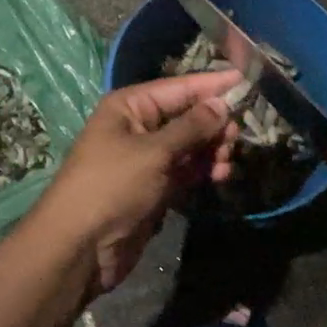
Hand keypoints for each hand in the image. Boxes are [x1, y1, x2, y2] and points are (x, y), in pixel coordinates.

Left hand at [30, 70, 241, 292]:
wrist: (80, 247)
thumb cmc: (112, 187)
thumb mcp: (153, 152)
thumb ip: (190, 127)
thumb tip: (220, 104)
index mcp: (129, 107)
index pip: (178, 88)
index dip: (211, 85)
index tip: (246, 79)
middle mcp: (138, 127)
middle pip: (186, 116)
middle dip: (214, 123)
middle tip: (237, 135)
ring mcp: (146, 159)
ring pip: (189, 145)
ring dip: (211, 150)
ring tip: (227, 161)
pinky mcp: (154, 188)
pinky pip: (185, 170)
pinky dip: (203, 170)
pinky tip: (220, 174)